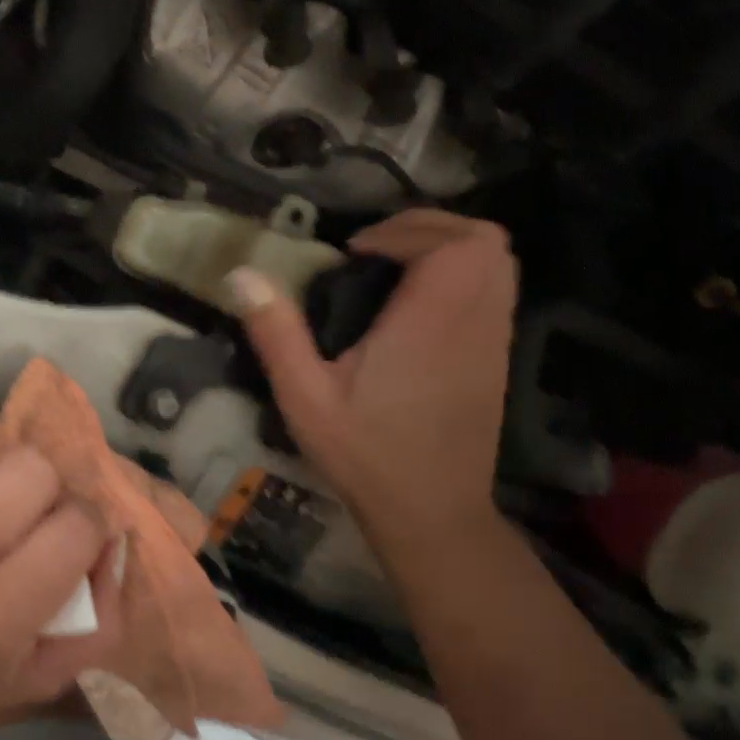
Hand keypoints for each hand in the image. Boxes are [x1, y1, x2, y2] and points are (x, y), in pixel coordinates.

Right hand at [225, 209, 517, 545]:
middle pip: (484, 241)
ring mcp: (494, 339)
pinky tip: (413, 299)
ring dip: (446, 245)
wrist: (433, 512)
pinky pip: (496, 287)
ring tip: (391, 265)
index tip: (353, 255)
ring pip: (498, 260)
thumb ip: (276, 332)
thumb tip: (241, 274)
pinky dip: (460, 271)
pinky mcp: (497, 355)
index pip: (450, 246)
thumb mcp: (303, 395)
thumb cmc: (364, 452)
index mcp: (430, 326)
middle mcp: (474, 324)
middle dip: (427, 226)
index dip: (400, 232)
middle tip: (373, 248)